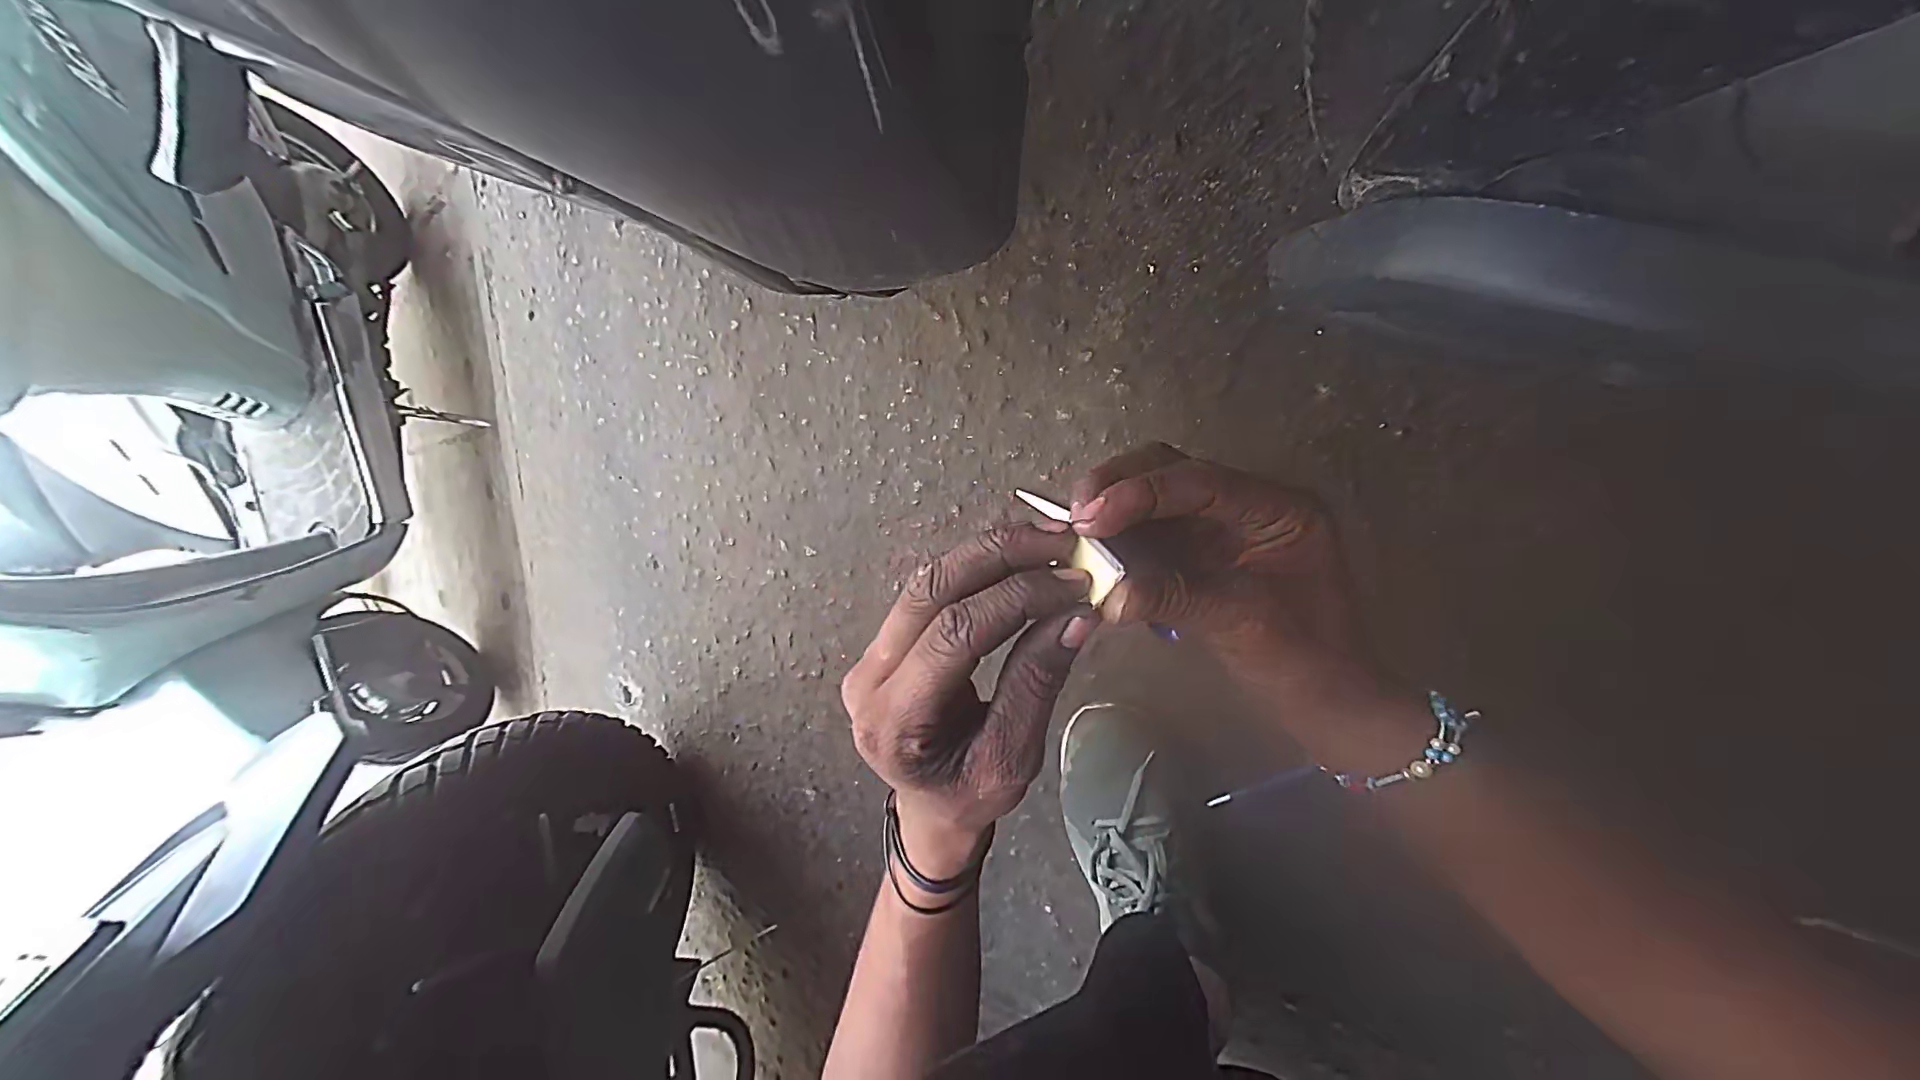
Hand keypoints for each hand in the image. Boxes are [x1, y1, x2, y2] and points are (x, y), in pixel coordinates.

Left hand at [842, 525, 1095, 873]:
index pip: (955, 634)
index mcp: (894, 720)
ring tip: (1044, 540)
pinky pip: (930, 589)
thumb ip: (1036, 684)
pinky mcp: (886, 641)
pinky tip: (1016, 556)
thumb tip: (1075, 616)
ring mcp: (872, 655)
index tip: (1073, 586)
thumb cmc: (969, 797)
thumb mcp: (1012, 759)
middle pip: (932, 590)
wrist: (930, 808)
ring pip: (929, 580)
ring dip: (989, 552)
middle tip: (1061, 543)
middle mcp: (869, 679)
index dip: (1018, 599)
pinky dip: (977, 566)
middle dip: (1002, 557)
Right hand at [1070, 442, 1374, 692]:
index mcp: (1277, 510)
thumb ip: (1173, 596)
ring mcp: (1220, 528)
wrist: (1329, 703)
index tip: (1093, 516)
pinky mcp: (1198, 553)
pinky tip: (1095, 549)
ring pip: (1155, 495)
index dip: (1141, 492)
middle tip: (1078, 514)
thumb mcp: (1240, 622)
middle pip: (1172, 469)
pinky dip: (1121, 537)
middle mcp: (1247, 506)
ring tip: (1077, 530)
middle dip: (1119, 485)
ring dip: (1113, 506)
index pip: (1200, 481)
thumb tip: (1105, 594)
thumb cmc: (1306, 662)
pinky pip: (1151, 532)